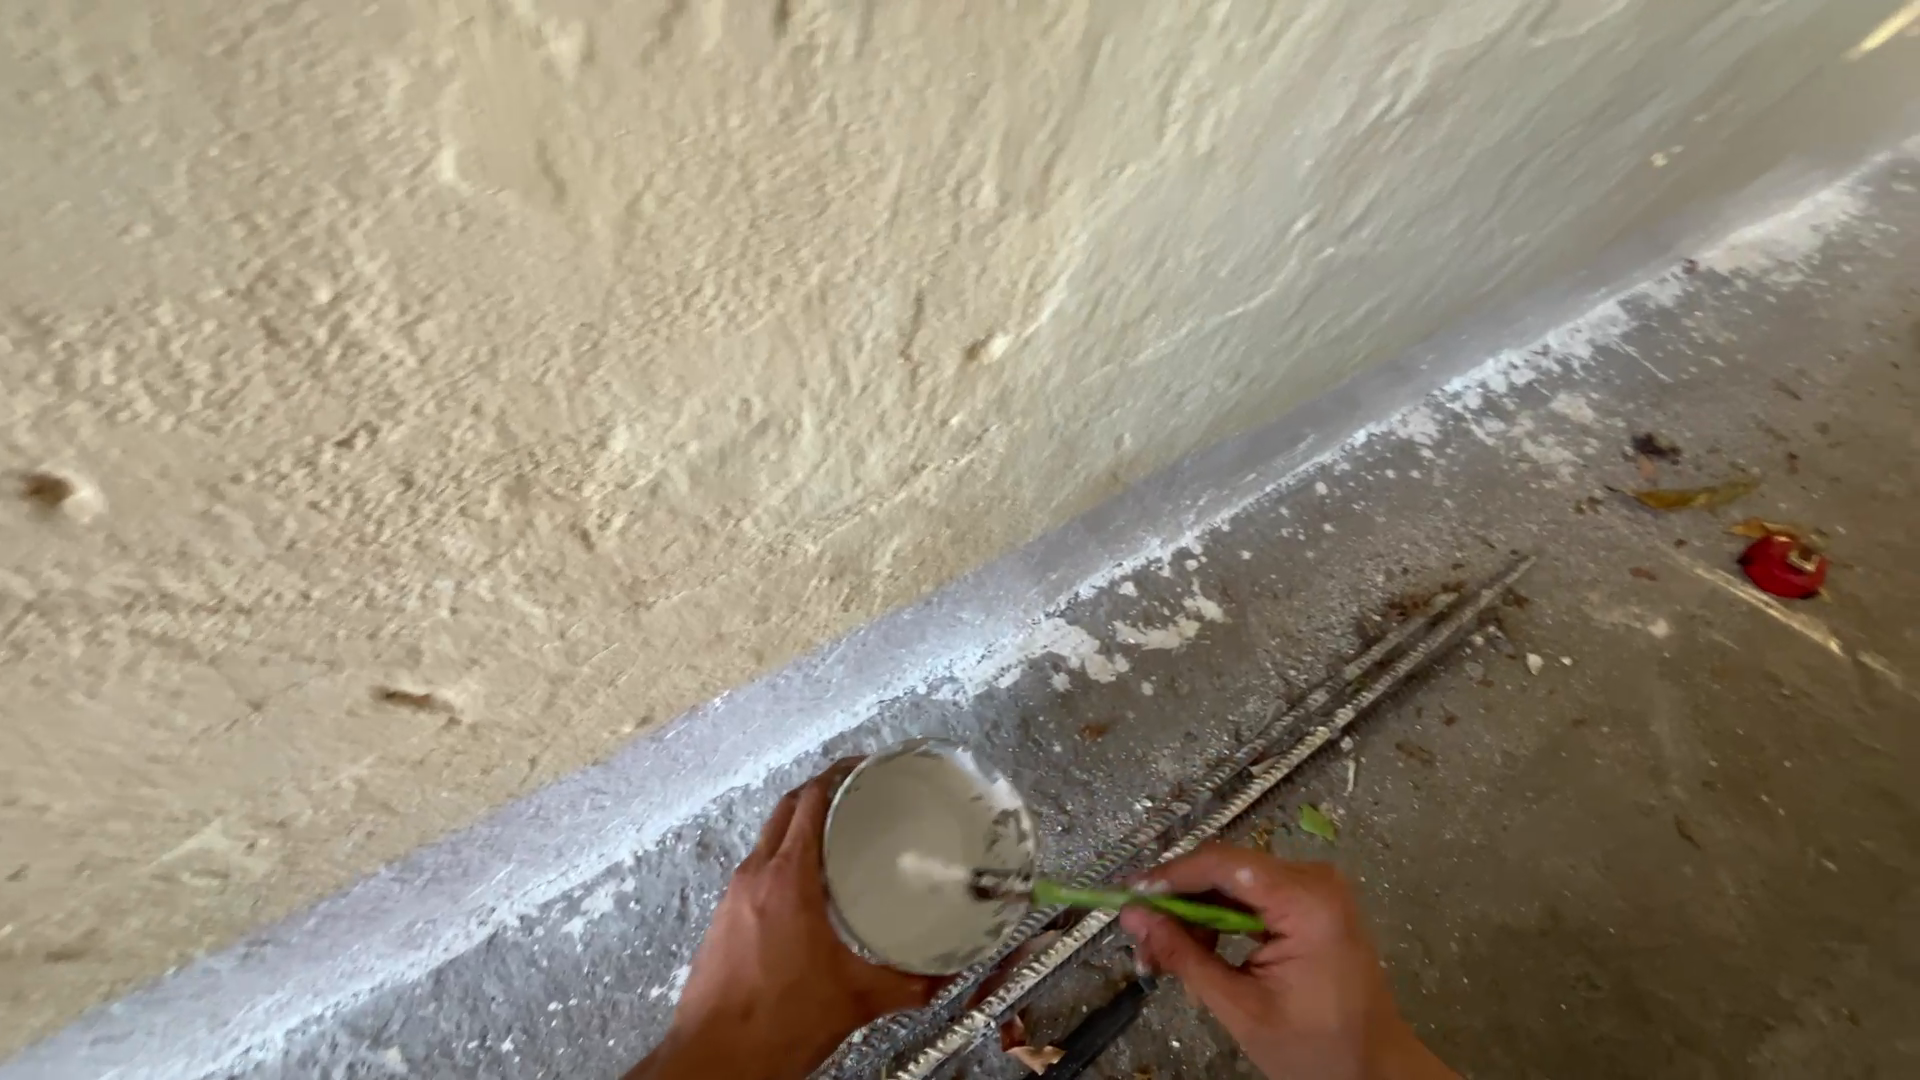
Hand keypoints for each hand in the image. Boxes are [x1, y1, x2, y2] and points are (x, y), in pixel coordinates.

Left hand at [626, 760, 945, 1079]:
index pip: (809, 800)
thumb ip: (907, 983)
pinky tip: (803, 884)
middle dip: (818, 791)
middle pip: (786, 808)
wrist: (716, 1062)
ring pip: (768, 836)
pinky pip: (756, 866)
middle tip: (851, 792)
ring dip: (797, 824)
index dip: (835, 774)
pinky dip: (780, 857)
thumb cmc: (774, 1024)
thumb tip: (940, 976)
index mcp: (788, 879)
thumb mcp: (855, 999)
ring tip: (833, 833)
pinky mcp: (724, 918)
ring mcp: (734, 896)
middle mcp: (756, 876)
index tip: (858, 767)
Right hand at [1119, 844, 1454, 1079]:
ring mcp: (1313, 885)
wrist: (1380, 1074)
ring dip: (1193, 910)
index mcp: (1307, 901)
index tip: (1128, 896)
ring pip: (1230, 878)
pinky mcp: (1308, 898)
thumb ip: (1184, 956)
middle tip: (1141, 934)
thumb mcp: (1242, 1009)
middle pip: (1224, 868)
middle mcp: (1313, 877)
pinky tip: (1198, 946)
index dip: (1170, 876)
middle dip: (1177, 899)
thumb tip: (1131, 915)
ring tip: (1163, 950)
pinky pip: (1248, 891)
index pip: (1222, 864)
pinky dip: (1218, 916)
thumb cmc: (1318, 1051)